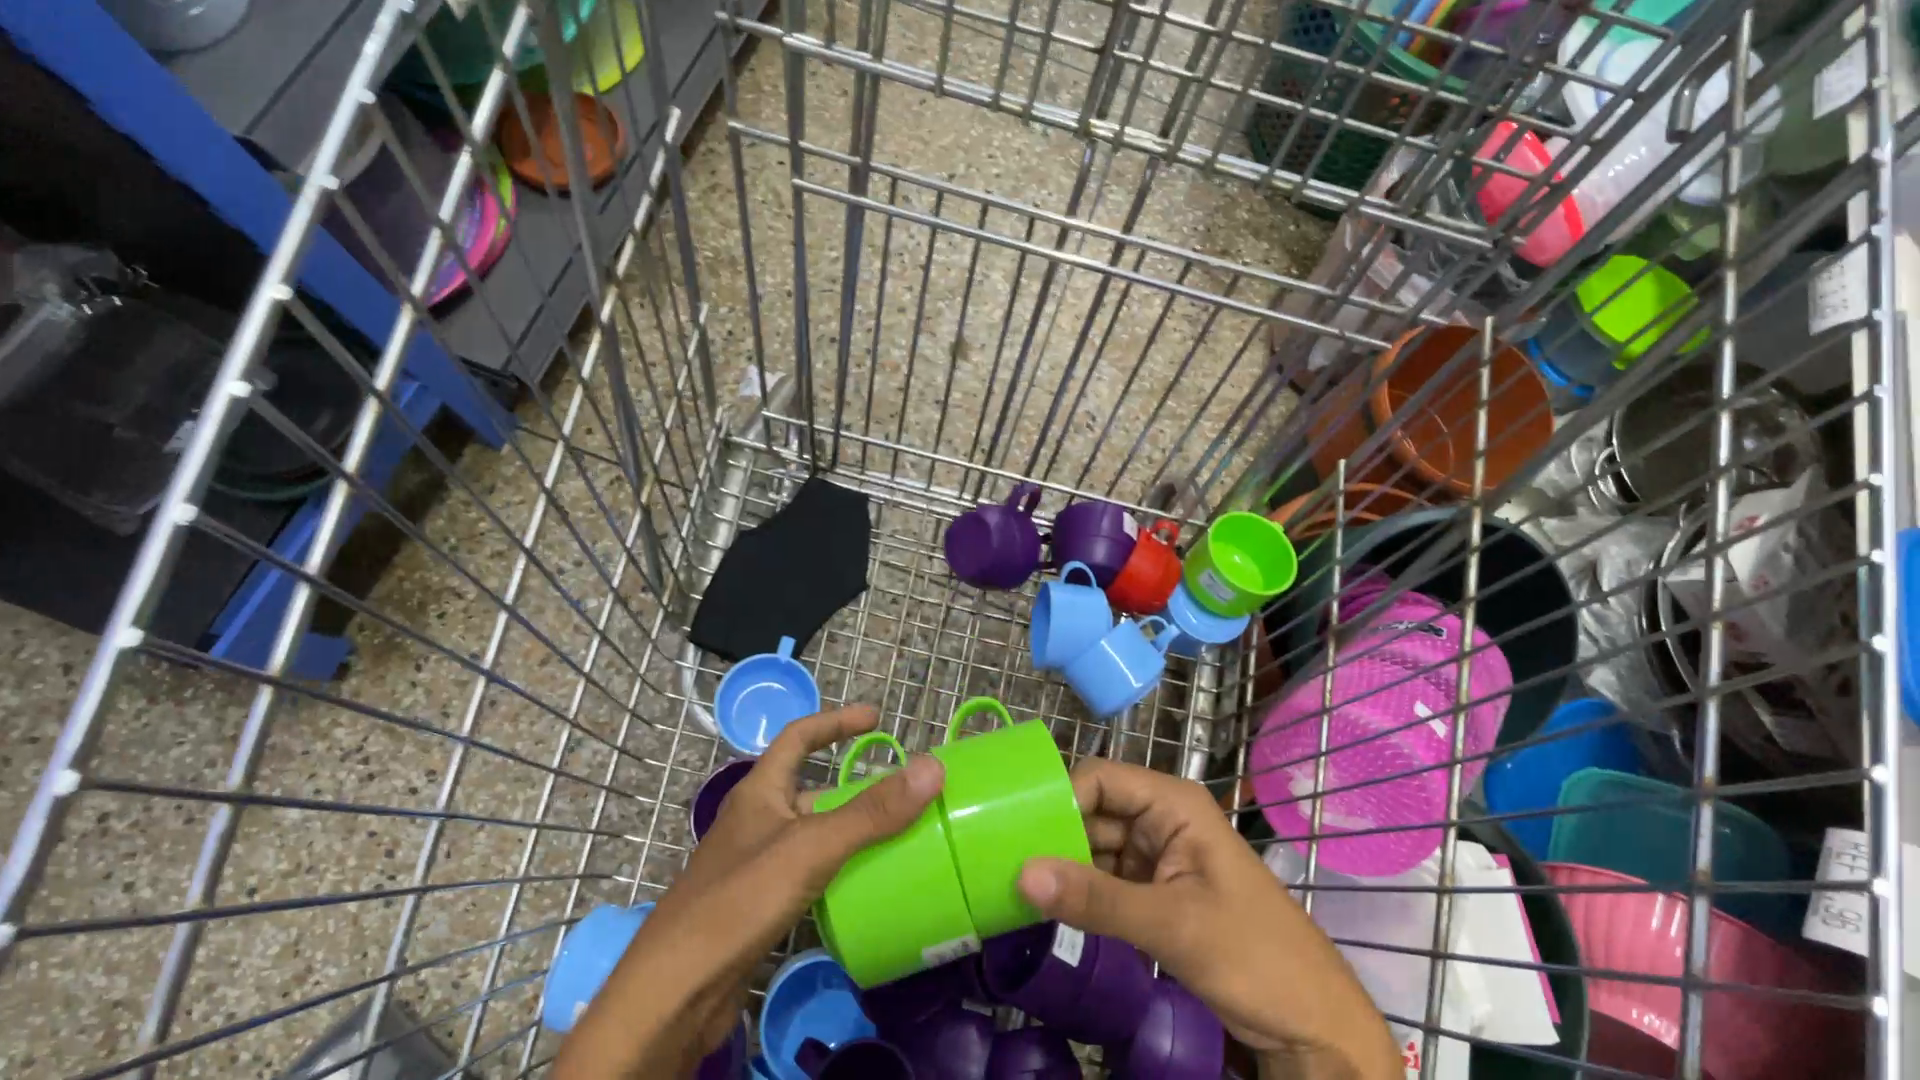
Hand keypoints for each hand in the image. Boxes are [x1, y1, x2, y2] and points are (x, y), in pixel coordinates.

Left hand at [551, 705, 943, 1079]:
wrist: (679, 986)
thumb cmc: (740, 900)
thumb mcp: (811, 847)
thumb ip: (871, 811)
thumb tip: (932, 767)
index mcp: (760, 792)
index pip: (798, 737)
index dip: (836, 722)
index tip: (875, 719)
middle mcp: (756, 820)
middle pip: (810, 789)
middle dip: (854, 788)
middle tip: (902, 794)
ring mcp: (755, 864)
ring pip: (811, 835)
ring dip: (849, 833)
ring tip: (895, 839)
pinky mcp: (758, 905)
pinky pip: (807, 873)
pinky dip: (837, 871)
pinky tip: (862, 888)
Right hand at [1016, 759, 1398, 1079]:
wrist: (1309, 1021)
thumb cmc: (1253, 955)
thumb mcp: (1171, 924)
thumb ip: (1096, 899)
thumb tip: (1022, 873)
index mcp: (1173, 804)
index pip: (1098, 780)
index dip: (1056, 799)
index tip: (1010, 833)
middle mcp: (1160, 821)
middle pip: (1090, 814)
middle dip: (1050, 837)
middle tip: (996, 864)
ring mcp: (1156, 858)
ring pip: (1092, 850)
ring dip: (1059, 869)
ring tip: (1006, 886)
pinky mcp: (1153, 895)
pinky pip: (1103, 883)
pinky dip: (1076, 896)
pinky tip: (1040, 910)